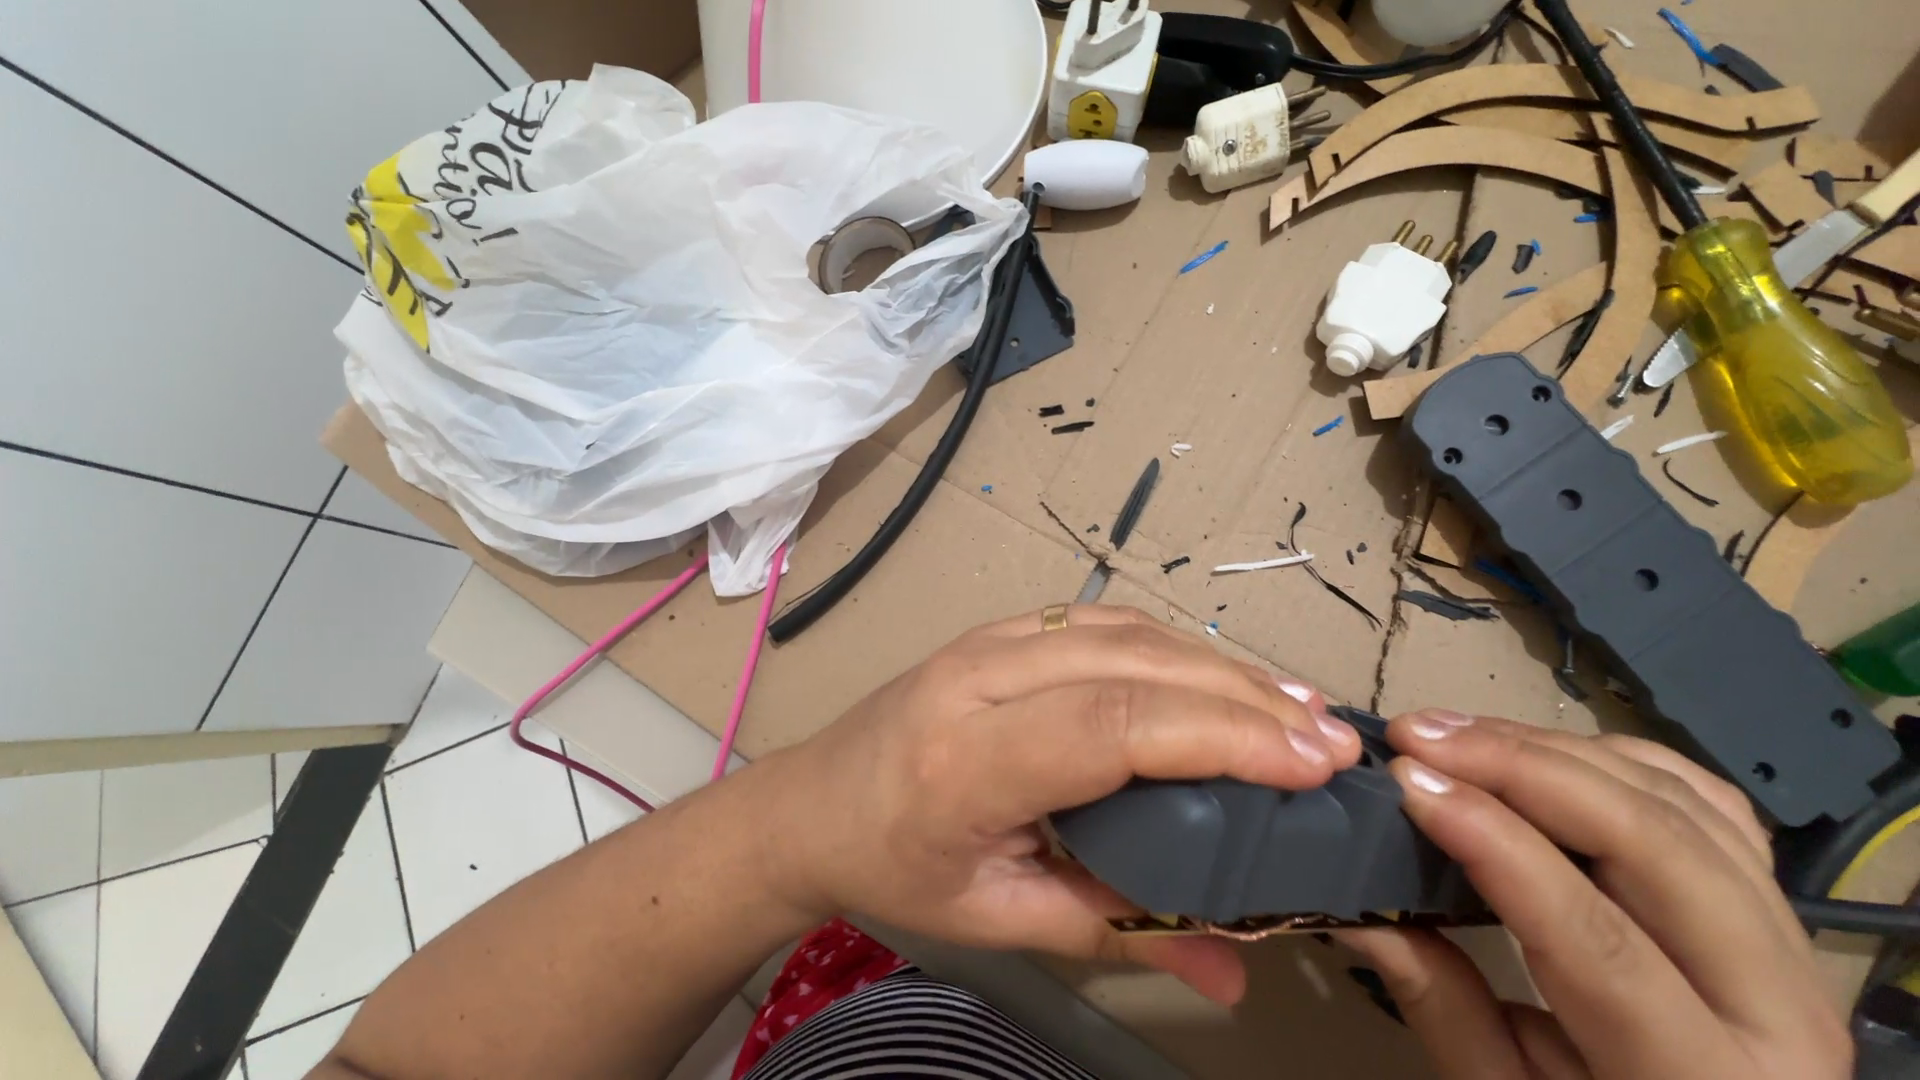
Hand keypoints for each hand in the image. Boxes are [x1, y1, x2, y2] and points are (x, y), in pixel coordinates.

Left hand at [755, 604, 1363, 1004]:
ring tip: (1295, 707)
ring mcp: (985, 642)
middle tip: (1330, 740)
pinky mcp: (996, 631)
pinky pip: (1099, 621)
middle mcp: (977, 679)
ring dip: (1217, 664)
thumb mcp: (997, 916)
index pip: (1110, 725)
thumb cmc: (897, 867)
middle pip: (1130, 665)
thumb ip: (1116, 933)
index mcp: (968, 760)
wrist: (813, 800)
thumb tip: (1233, 970)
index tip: (1311, 762)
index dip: (1218, 735)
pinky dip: (1171, 644)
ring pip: (1124, 631)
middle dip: (1242, 697)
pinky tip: (1220, 674)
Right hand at [1336, 712, 1850, 1078]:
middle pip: (1656, 847)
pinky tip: (1536, 748)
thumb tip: (1357, 912)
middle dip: (1523, 768)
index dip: (1495, 844)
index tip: (1407, 781)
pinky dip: (1615, 757)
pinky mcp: (1772, 902)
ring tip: (1452, 731)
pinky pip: (1707, 800)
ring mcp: (1790, 945)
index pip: (1594, 938)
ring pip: (1680, 804)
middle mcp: (1781, 1007)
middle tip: (1418, 736)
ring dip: (1552, 749)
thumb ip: (1442, 1006)